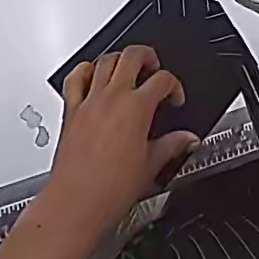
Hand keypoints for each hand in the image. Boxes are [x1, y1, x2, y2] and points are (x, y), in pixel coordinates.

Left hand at [40, 45, 198, 240]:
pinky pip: (75, 78)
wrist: (77, 203)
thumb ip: (172, 145)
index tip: (174, 98)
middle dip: (148, 56)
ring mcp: (89, 101)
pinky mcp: (71, 110)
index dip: (174, 86)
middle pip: (132, 56)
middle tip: (154, 67)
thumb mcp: (151, 166)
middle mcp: (112, 97)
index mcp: (136, 108)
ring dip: (119, 59)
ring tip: (127, 67)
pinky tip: (91, 74)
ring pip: (104, 60)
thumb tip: (186, 139)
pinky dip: (84, 70)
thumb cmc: (110, 189)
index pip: (162, 80)